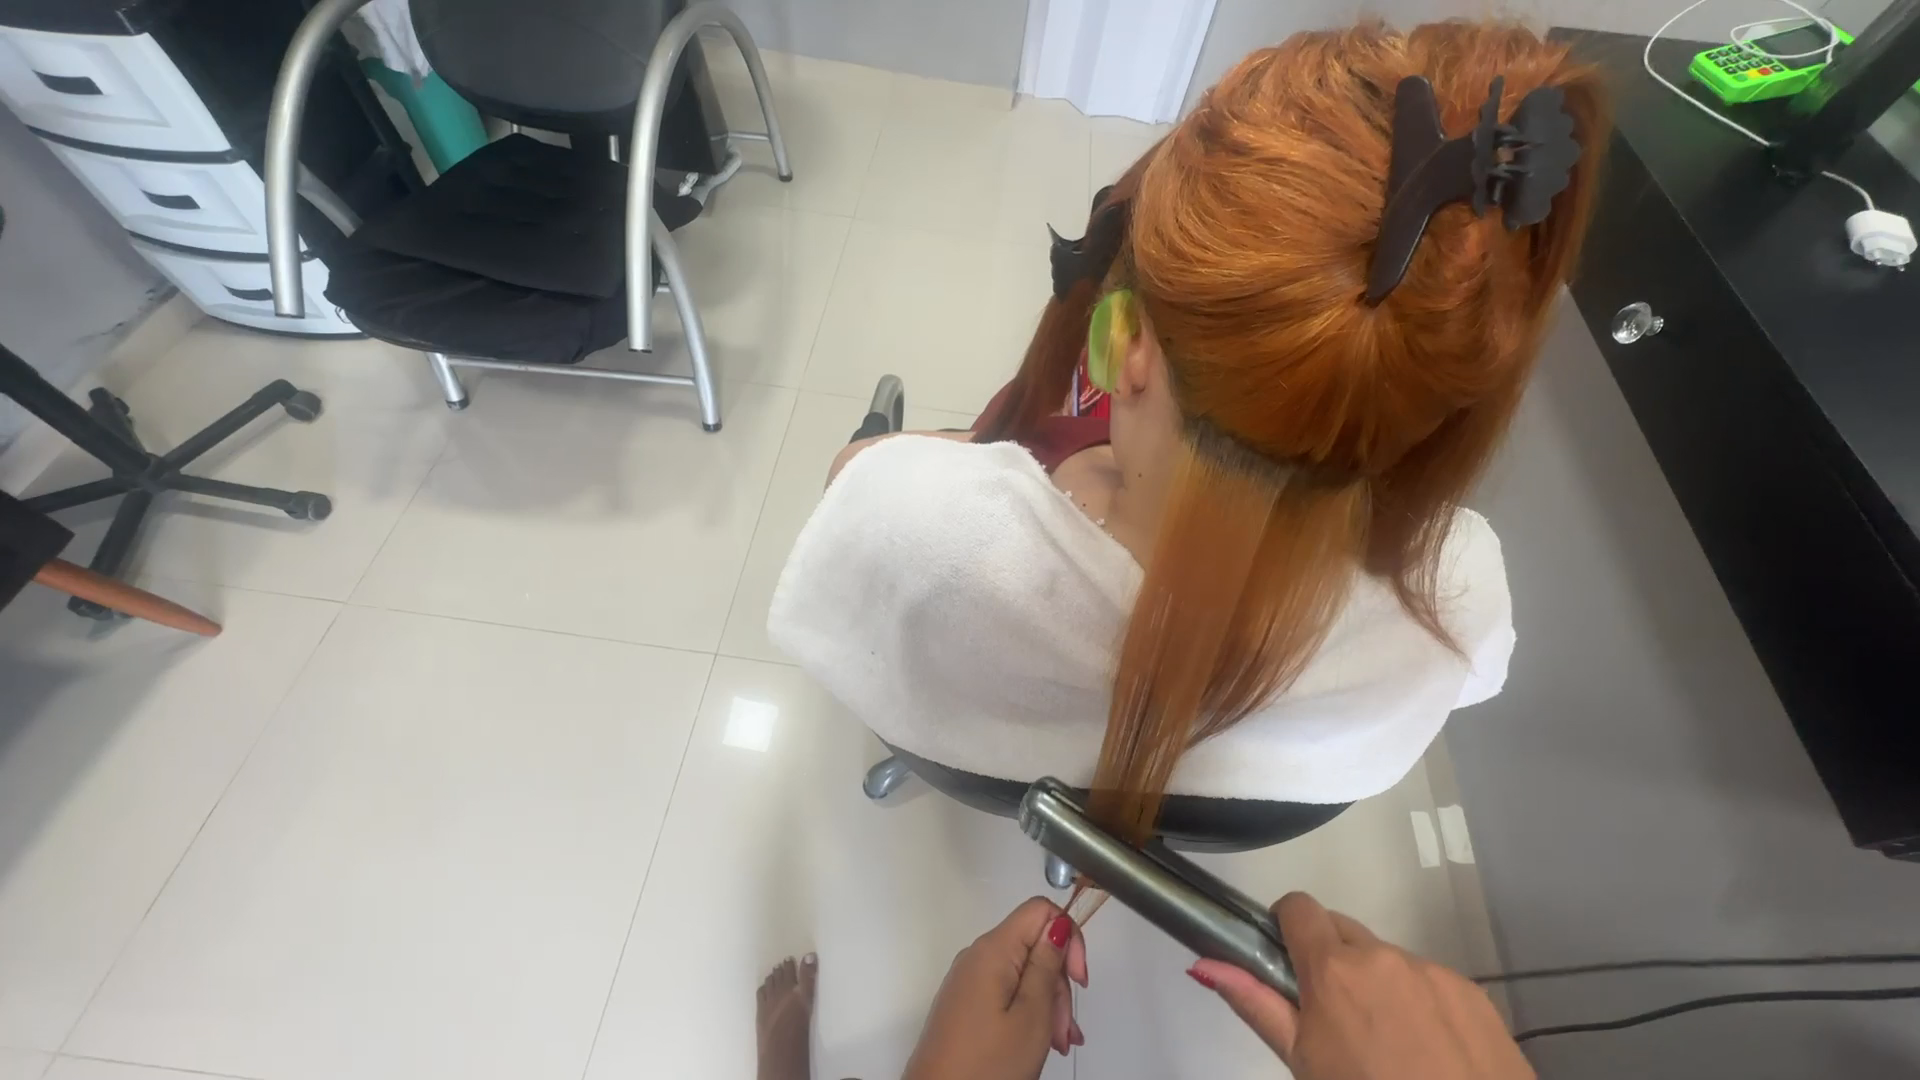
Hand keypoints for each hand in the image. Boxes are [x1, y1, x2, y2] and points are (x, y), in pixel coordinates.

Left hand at [903, 897, 1090, 1079]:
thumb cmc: (989, 1064)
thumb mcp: (1031, 1016)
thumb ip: (1047, 965)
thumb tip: (1057, 924)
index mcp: (993, 949)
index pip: (1039, 909)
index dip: (1067, 935)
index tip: (1079, 979)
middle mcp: (978, 955)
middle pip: (1033, 945)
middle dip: (1058, 982)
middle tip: (1066, 1031)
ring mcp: (969, 980)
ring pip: (1022, 973)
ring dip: (1048, 1003)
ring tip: (1058, 1045)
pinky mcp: (965, 1003)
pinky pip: (1006, 993)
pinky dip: (1028, 1012)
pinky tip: (1042, 1042)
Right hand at [1189, 892, 1532, 1079]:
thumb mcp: (1303, 1065)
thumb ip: (1255, 1004)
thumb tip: (1201, 962)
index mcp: (1333, 967)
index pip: (1297, 906)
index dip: (1285, 926)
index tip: (1286, 962)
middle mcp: (1382, 954)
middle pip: (1341, 930)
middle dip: (1330, 958)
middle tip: (1334, 1016)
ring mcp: (1432, 971)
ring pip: (1386, 957)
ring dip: (1376, 982)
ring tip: (1388, 1045)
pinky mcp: (1473, 993)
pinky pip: (1429, 980)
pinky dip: (1419, 1002)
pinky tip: (1429, 1053)